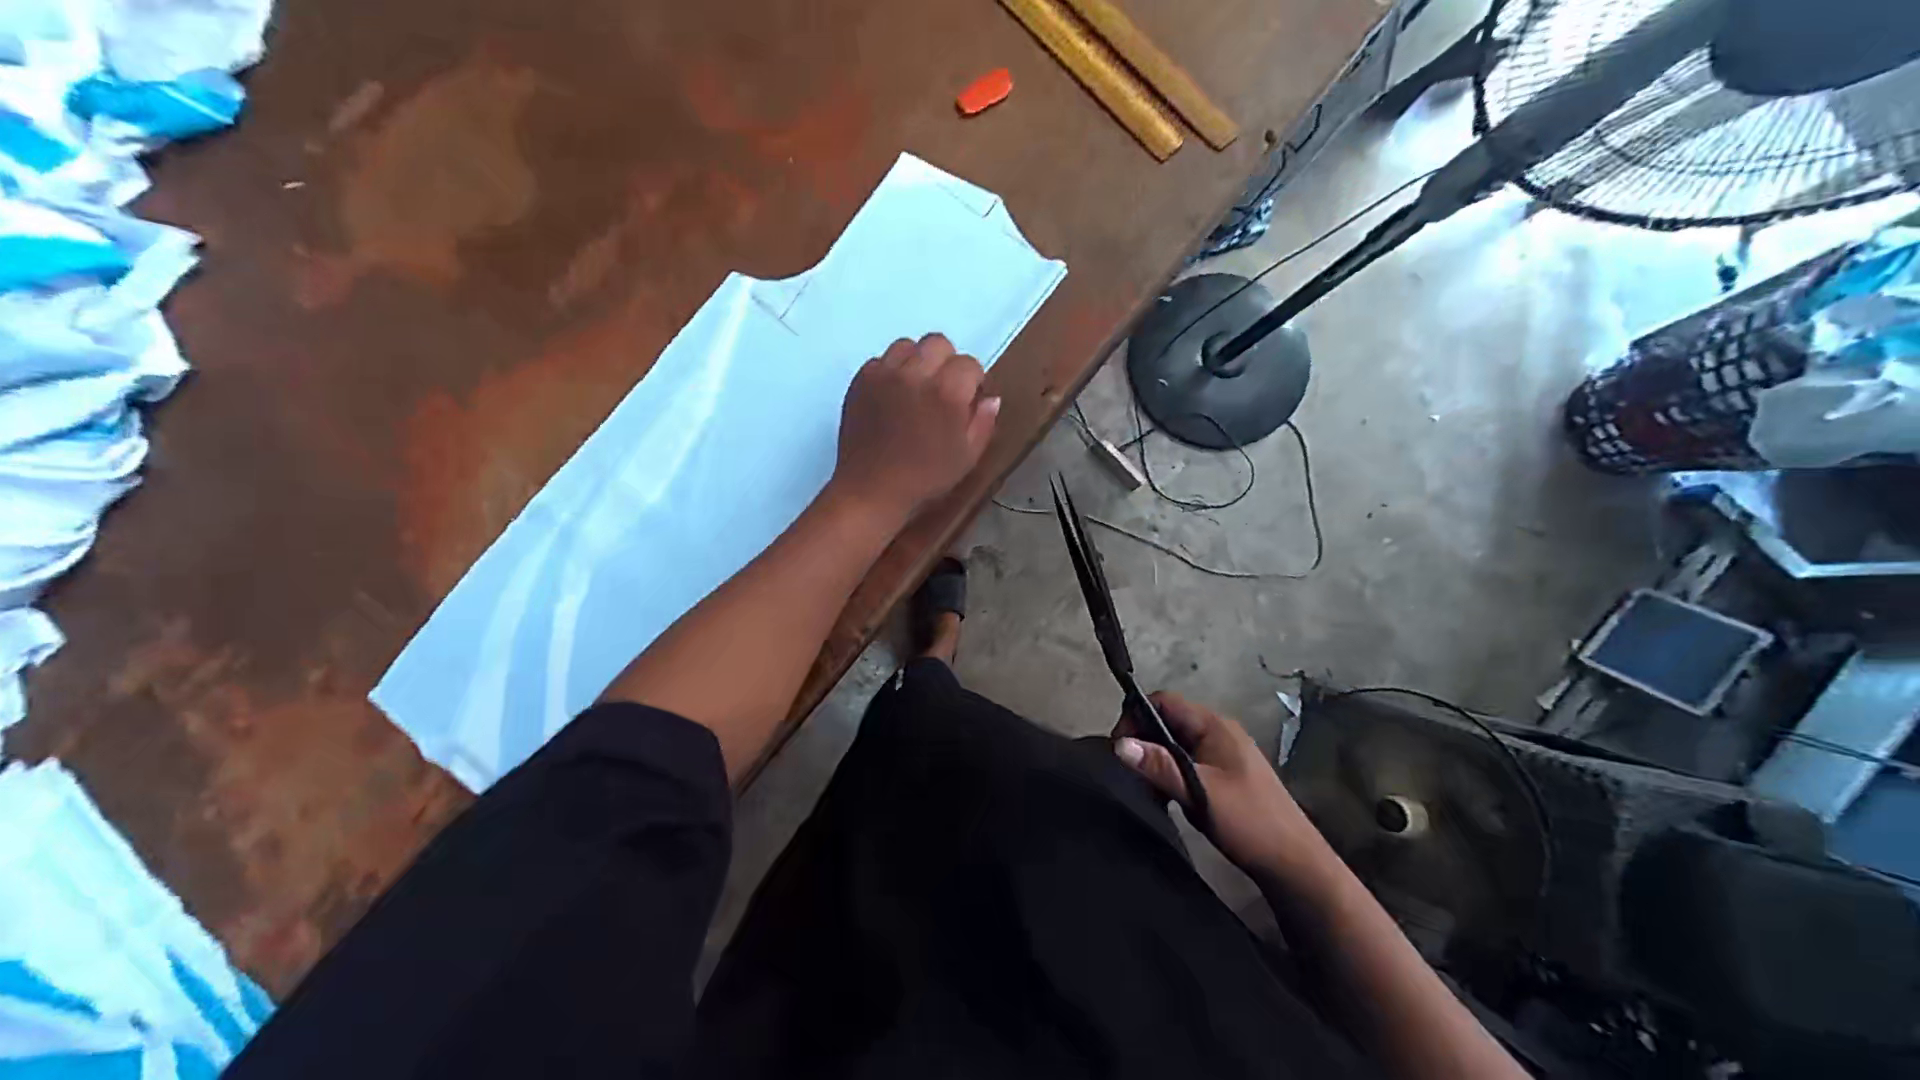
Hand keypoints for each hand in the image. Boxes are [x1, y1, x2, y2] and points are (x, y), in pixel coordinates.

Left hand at [827, 334, 999, 522]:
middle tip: (944, 389)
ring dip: (917, 361)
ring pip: (908, 346)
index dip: (973, 381)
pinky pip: (881, 361)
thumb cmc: (924, 478)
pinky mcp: (861, 380)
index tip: (968, 400)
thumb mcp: (967, 457)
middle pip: (939, 343)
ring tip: (916, 388)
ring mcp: (885, 374)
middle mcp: (916, 374)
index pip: (970, 364)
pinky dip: (890, 372)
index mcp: (947, 392)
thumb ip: (983, 423)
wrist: (872, 489)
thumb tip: (990, 398)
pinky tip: (893, 396)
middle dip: (947, 362)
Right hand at [1114, 692, 1330, 879]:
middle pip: (1168, 721)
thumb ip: (1159, 765)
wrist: (1294, 863)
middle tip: (1128, 770)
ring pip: (1176, 744)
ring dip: (1156, 760)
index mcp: (1214, 726)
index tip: (1120, 747)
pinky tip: (1164, 797)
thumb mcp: (1199, 791)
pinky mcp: (1224, 776)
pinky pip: (1187, 762)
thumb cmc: (1249, 821)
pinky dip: (1171, 774)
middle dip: (1144, 740)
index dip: (1136, 715)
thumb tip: (1119, 745)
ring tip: (1144, 787)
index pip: (1164, 701)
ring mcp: (1223, 754)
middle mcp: (1218, 732)